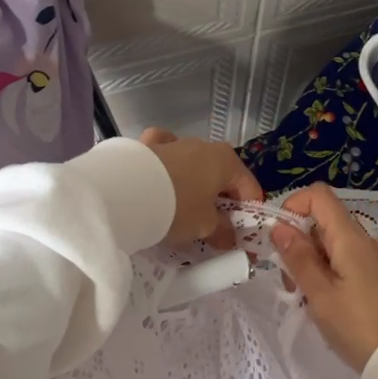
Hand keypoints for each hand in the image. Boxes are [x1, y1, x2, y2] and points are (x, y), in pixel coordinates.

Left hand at [138, 127, 262, 249]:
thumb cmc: (178, 206)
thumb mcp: (205, 226)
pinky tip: (161, 179)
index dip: (248, 213)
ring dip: (194, 185)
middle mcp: (204, 145)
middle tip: (213, 228)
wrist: (128, 190)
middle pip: (221, 176)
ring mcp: (175, 142)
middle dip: (220, 200)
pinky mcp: (149, 145)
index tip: (242, 236)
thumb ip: (223, 231)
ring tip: (184, 211)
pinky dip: (166, 166)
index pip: (249, 188)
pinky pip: (165, 156)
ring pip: (193, 165)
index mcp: (226, 160)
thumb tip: (229, 236)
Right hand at [270, 184, 377, 371]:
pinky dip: (328, 273)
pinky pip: (346, 261)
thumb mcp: (320, 295)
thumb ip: (299, 258)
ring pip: (332, 244)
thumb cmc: (358, 326)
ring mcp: (373, 258)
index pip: (319, 195)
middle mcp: (364, 239)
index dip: (294, 205)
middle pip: (323, 221)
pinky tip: (326, 304)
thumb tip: (280, 227)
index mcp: (350, 236)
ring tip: (308, 300)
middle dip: (299, 243)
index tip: (278, 238)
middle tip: (291, 283)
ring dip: (312, 263)